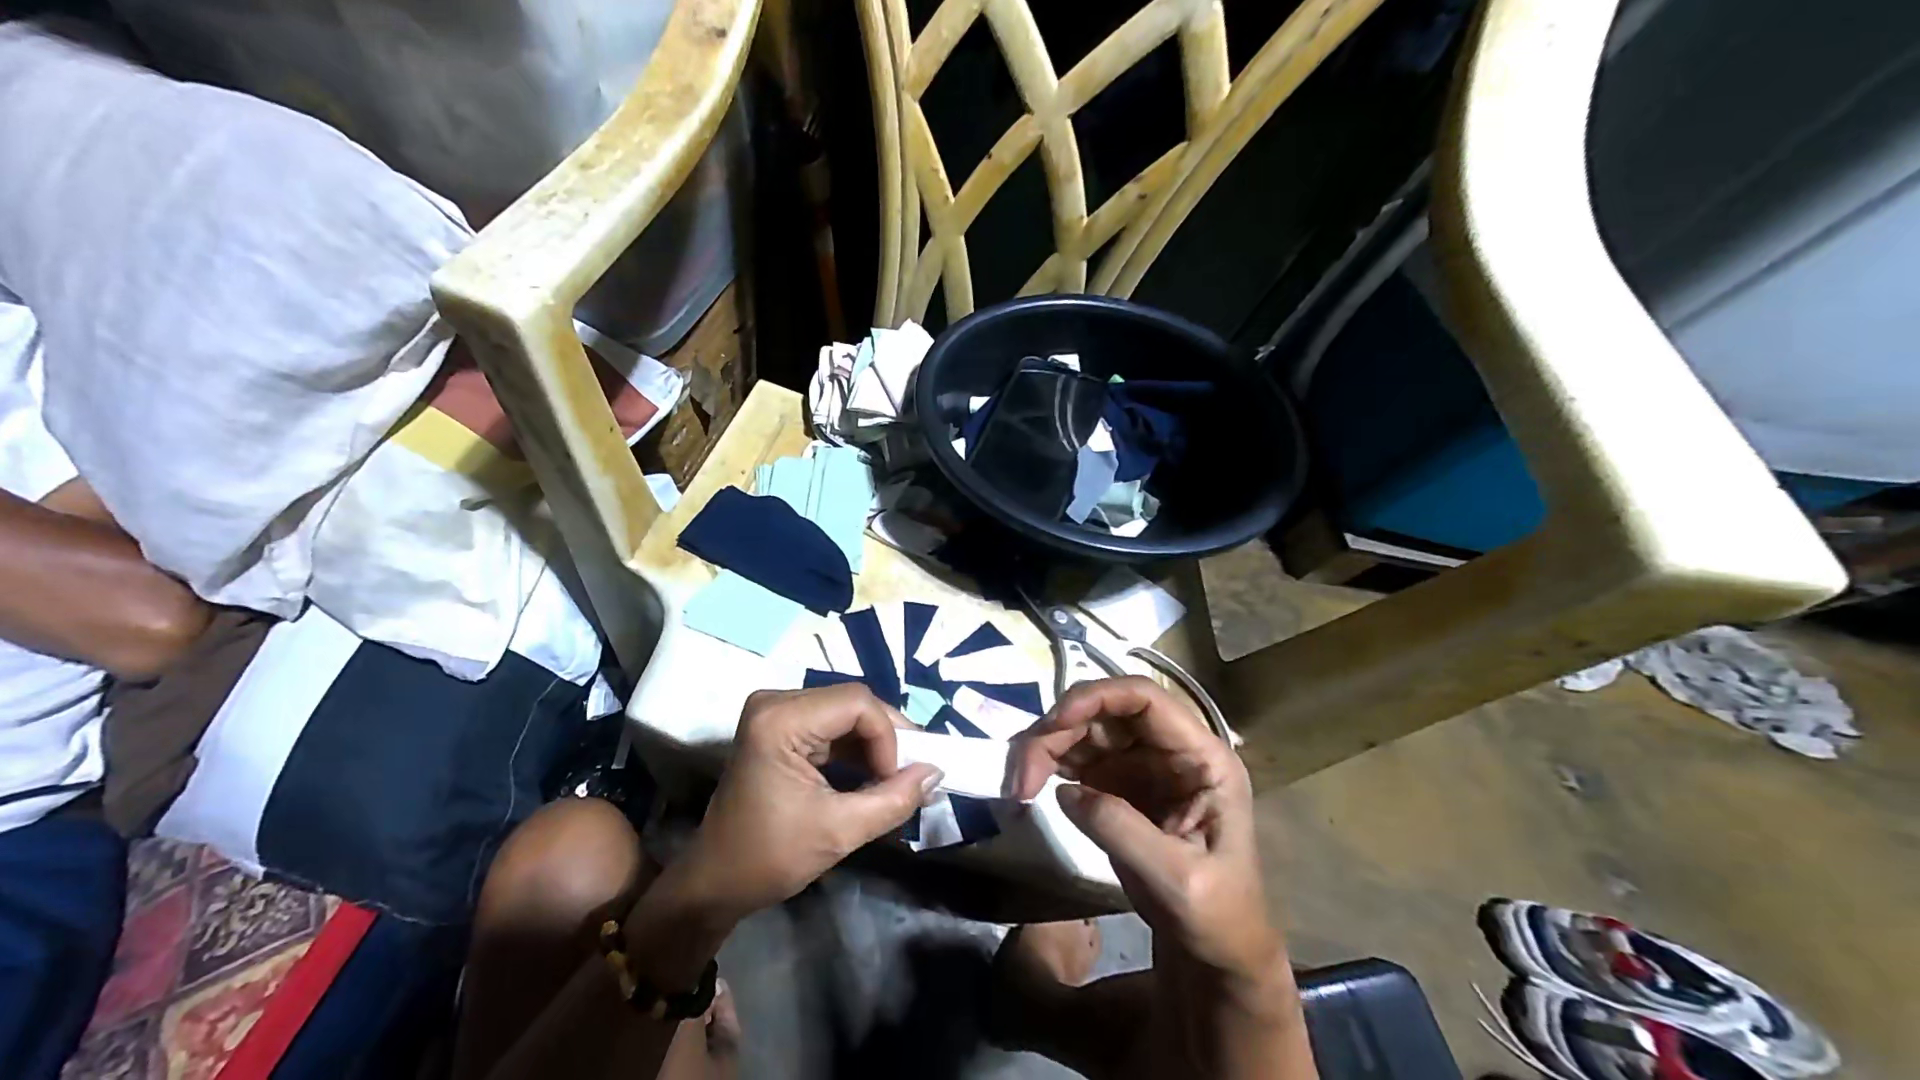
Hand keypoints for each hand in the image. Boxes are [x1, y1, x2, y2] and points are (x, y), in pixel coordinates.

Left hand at [677, 684, 942, 919]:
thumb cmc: (769, 858)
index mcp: (780, 719)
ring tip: (894, 779)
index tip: (897, 779)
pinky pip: (831, 725)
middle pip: (853, 702)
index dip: (888, 737)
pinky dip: (856, 749)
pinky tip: (872, 776)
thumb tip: (937, 772)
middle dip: (886, 738)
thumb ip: (894, 798)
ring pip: (846, 712)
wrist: (715, 883)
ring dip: (874, 744)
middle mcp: (776, 702)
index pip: (857, 702)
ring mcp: (775, 713)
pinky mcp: (780, 728)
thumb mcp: (839, 831)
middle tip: (908, 776)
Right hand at [1009, 677, 1281, 982]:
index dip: (1098, 697)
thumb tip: (1064, 792)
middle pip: (1104, 712)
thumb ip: (1122, 829)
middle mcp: (1169, 748)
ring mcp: (1141, 763)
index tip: (1055, 723)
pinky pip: (1076, 757)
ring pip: (1083, 730)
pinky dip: (1048, 765)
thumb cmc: (1215, 913)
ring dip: (1045, 748)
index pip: (1146, 699)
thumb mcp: (1177, 878)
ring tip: (1019, 787)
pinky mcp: (1118, 782)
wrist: (1215, 948)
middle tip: (1021, 777)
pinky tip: (1028, 788)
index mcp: (1201, 757)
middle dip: (1057, 731)